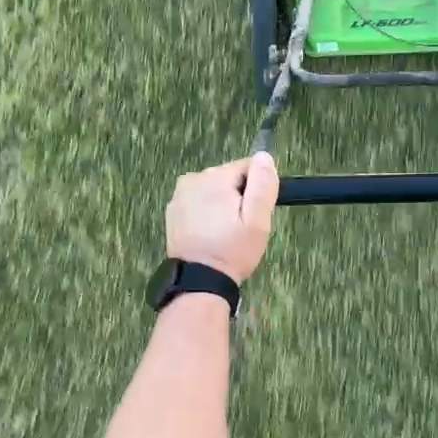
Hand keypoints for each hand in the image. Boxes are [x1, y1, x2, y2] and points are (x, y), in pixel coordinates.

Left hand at [168, 153, 278, 281]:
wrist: (199, 281)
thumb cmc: (232, 251)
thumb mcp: (257, 221)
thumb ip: (263, 185)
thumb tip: (265, 156)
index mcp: (215, 178)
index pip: (248, 167)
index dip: (257, 190)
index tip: (254, 214)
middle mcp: (193, 179)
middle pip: (229, 178)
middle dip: (239, 197)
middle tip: (241, 227)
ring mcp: (179, 195)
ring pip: (214, 190)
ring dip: (223, 205)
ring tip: (225, 232)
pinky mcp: (173, 211)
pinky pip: (199, 202)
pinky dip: (207, 213)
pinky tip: (210, 234)